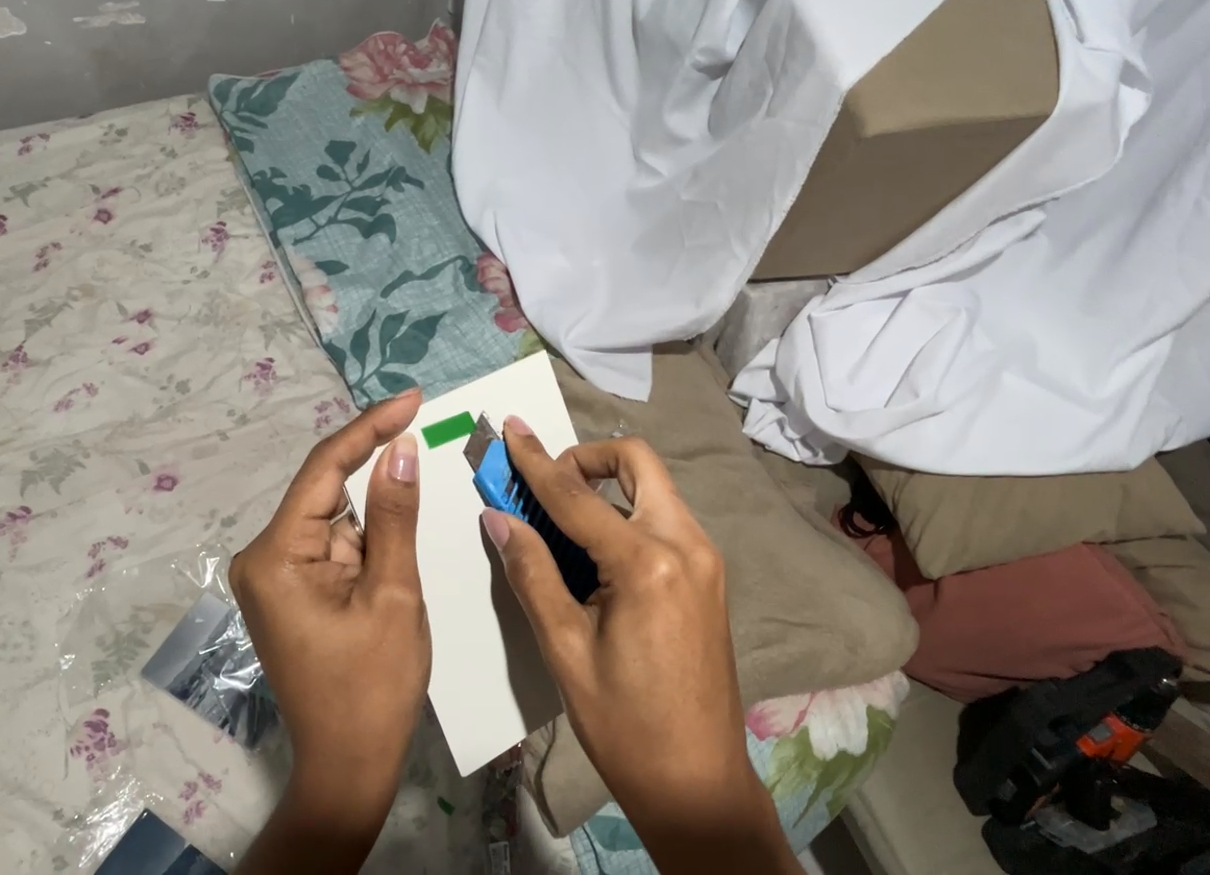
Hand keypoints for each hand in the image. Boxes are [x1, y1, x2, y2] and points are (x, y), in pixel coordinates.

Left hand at [231, 390, 428, 873]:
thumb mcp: (393, 594)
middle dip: (377, 461)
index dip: (370, 427)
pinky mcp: (294, 589)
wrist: (348, 765)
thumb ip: (396, 516)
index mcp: (277, 555)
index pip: (325, 468)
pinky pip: (337, 543)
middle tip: (423, 418)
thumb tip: (401, 448)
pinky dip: (372, 534)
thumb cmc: (372, 687)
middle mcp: (265, 556)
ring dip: (380, 505)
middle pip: (329, 488)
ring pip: (338, 516)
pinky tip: (400, 530)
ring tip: (421, 479)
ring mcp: (277, 574)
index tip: (412, 398)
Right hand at [482, 420, 797, 873]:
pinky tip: (599, 551)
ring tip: (564, 520)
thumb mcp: (565, 649)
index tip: (511, 427)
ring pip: (655, 488)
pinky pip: (666, 519)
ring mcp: (706, 558)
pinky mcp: (711, 575)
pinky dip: (629, 514)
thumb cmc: (624, 724)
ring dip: (609, 487)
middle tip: (548, 484)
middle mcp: (687, 545)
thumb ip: (532, 572)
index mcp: (647, 563)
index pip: (578, 495)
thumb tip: (498, 517)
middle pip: (638, 463)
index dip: (537, 460)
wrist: (698, 782)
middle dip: (588, 458)